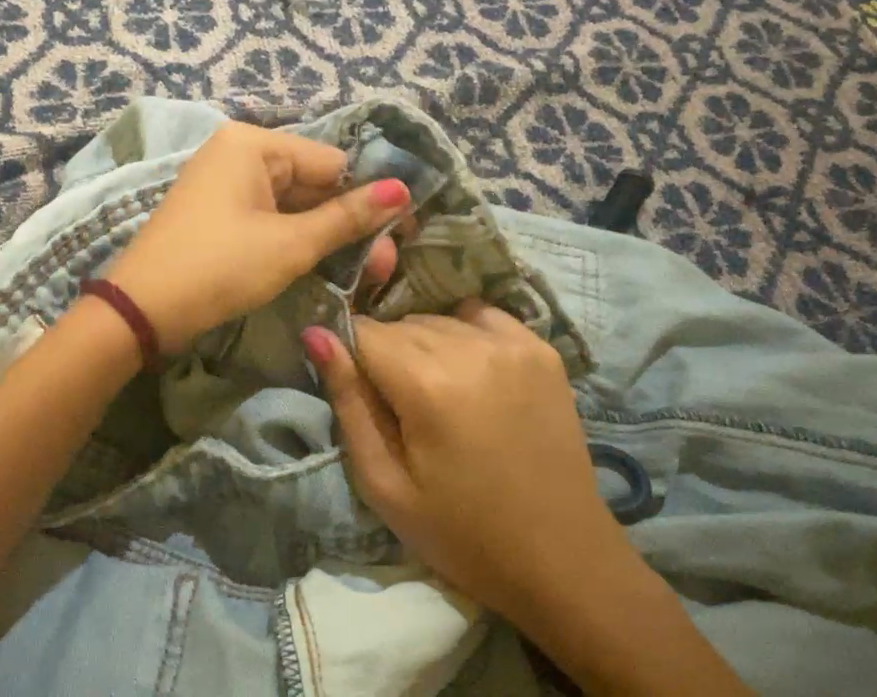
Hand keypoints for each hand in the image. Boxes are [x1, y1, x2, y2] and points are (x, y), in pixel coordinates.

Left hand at [103, 122, 412, 353]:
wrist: (142, 309)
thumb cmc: (219, 267)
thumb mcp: (290, 244)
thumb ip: (347, 217)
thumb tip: (404, 190)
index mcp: (252, 143)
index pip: (331, 161)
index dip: (370, 197)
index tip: (404, 234)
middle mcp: (238, 152)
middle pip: (313, 181)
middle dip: (350, 223)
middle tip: (385, 267)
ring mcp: (226, 183)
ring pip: (294, 204)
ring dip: (328, 236)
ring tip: (367, 274)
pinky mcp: (220, 214)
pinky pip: (271, 217)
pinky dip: (297, 240)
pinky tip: (327, 265)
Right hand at [303, 301, 634, 620]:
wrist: (561, 559)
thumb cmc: (460, 532)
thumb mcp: (384, 483)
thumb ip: (348, 402)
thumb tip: (315, 332)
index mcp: (428, 384)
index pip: (363, 331)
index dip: (352, 358)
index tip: (362, 395)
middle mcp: (471, 348)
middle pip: (400, 323)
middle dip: (387, 356)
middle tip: (401, 410)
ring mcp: (512, 344)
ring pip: (437, 318)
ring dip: (425, 346)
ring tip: (439, 397)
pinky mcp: (541, 350)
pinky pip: (480, 316)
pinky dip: (464, 334)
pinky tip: (470, 375)